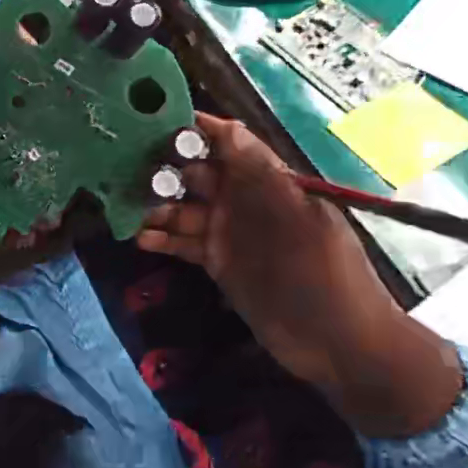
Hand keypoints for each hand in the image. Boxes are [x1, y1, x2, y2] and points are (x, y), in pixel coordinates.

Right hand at [138, 114, 462, 436]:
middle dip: (162, 167)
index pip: (227, 144)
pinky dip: (160, 239)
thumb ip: (262, 174)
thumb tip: (225, 126)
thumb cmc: (328, 276)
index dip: (194, 130)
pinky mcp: (215, 261)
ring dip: (155, 205)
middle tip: (125, 169)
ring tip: (128, 207)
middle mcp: (244, 202)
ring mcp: (227, 232)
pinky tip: (140, 239)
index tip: (153, 121)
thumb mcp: (299, 219)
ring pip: (182, 208)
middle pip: (195, 173)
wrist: (342, 346)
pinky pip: (181, 242)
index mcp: (269, 183)